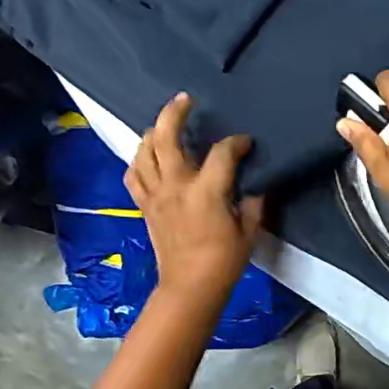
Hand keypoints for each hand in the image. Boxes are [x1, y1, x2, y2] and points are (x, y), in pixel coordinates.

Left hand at [125, 93, 266, 309]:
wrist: (190, 288)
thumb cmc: (224, 262)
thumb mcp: (249, 232)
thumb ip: (253, 202)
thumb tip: (254, 184)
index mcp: (205, 192)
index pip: (221, 153)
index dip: (236, 143)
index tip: (246, 143)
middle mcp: (175, 186)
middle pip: (166, 137)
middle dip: (175, 112)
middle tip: (186, 100)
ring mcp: (156, 195)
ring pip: (143, 151)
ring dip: (153, 133)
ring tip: (165, 127)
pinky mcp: (145, 207)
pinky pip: (133, 176)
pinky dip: (138, 162)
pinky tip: (148, 159)